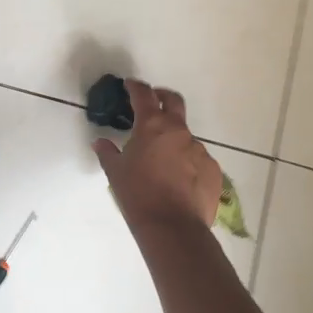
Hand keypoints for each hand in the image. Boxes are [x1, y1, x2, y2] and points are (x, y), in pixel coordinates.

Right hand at [93, 78, 222, 232]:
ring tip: (163, 163)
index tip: (129, 85)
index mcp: (152, 125)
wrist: (173, 227)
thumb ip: (107, 152)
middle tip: (152, 103)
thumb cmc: (138, 195)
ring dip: (174, 141)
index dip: (135, 87)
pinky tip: (179, 182)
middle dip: (162, 97)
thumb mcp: (115, 172)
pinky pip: (197, 159)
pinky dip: (187, 163)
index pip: (143, 94)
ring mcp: (199, 149)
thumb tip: (99, 142)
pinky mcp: (212, 169)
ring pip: (185, 136)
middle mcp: (178, 131)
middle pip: (173, 101)